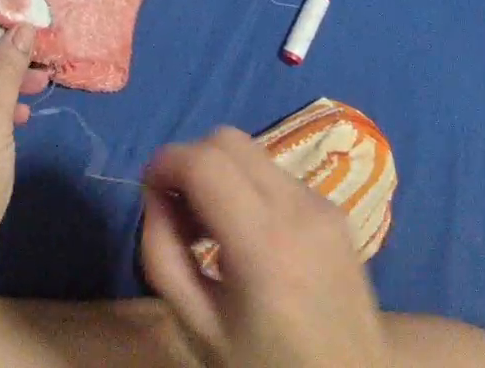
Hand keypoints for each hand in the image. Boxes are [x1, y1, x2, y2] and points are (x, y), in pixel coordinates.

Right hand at [141, 128, 390, 367]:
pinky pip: (276, 173)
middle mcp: (298, 208)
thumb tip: (156, 195)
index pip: (202, 161)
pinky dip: (248, 185)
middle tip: (178, 208)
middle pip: (226, 139)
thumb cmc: (265, 367)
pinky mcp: (335, 210)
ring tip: (211, 224)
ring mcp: (323, 205)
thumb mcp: (196, 325)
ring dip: (219, 171)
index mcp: (263, 243)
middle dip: (190, 161)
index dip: (164, 163)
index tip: (149, 190)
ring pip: (252, 150)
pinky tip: (246, 232)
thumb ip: (161, 252)